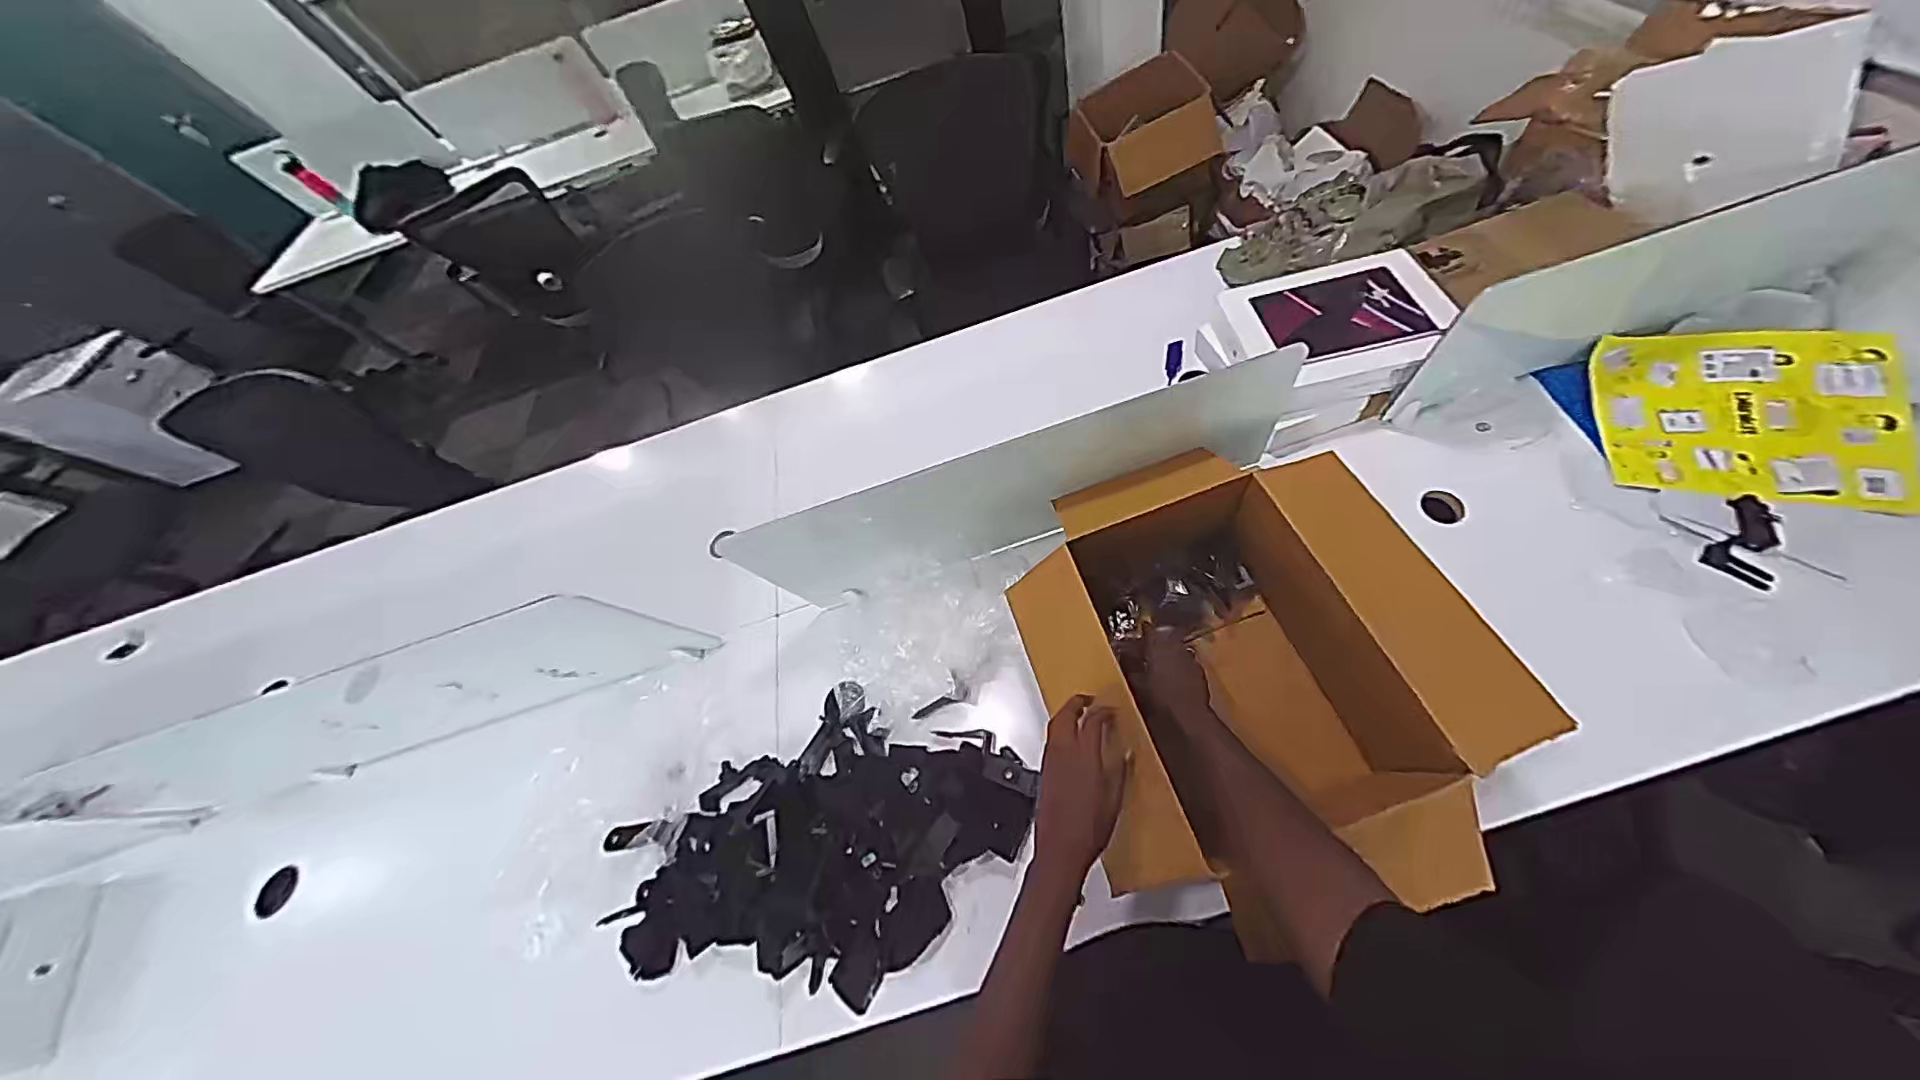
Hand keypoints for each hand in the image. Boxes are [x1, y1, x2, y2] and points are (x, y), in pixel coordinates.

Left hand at [1033, 695, 1128, 886]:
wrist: (1060, 848)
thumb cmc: (1088, 829)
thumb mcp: (1114, 799)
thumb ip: (1119, 771)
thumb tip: (1124, 753)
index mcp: (1085, 757)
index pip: (1092, 721)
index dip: (1103, 711)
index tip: (1111, 710)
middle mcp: (1063, 754)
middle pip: (1065, 714)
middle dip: (1077, 702)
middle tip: (1089, 700)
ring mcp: (1050, 761)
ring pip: (1054, 725)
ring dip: (1066, 713)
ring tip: (1079, 713)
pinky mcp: (1044, 771)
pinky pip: (1050, 740)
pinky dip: (1060, 730)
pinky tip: (1069, 738)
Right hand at [1135, 629, 1210, 723]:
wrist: (1188, 716)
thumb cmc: (1157, 698)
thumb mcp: (1136, 682)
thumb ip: (1129, 664)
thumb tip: (1123, 653)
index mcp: (1158, 646)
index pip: (1149, 630)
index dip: (1142, 630)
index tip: (1137, 631)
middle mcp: (1176, 648)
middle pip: (1165, 637)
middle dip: (1156, 641)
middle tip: (1146, 648)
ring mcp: (1190, 659)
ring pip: (1176, 649)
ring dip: (1168, 652)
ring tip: (1160, 662)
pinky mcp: (1199, 672)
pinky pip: (1186, 662)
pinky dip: (1179, 664)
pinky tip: (1174, 675)